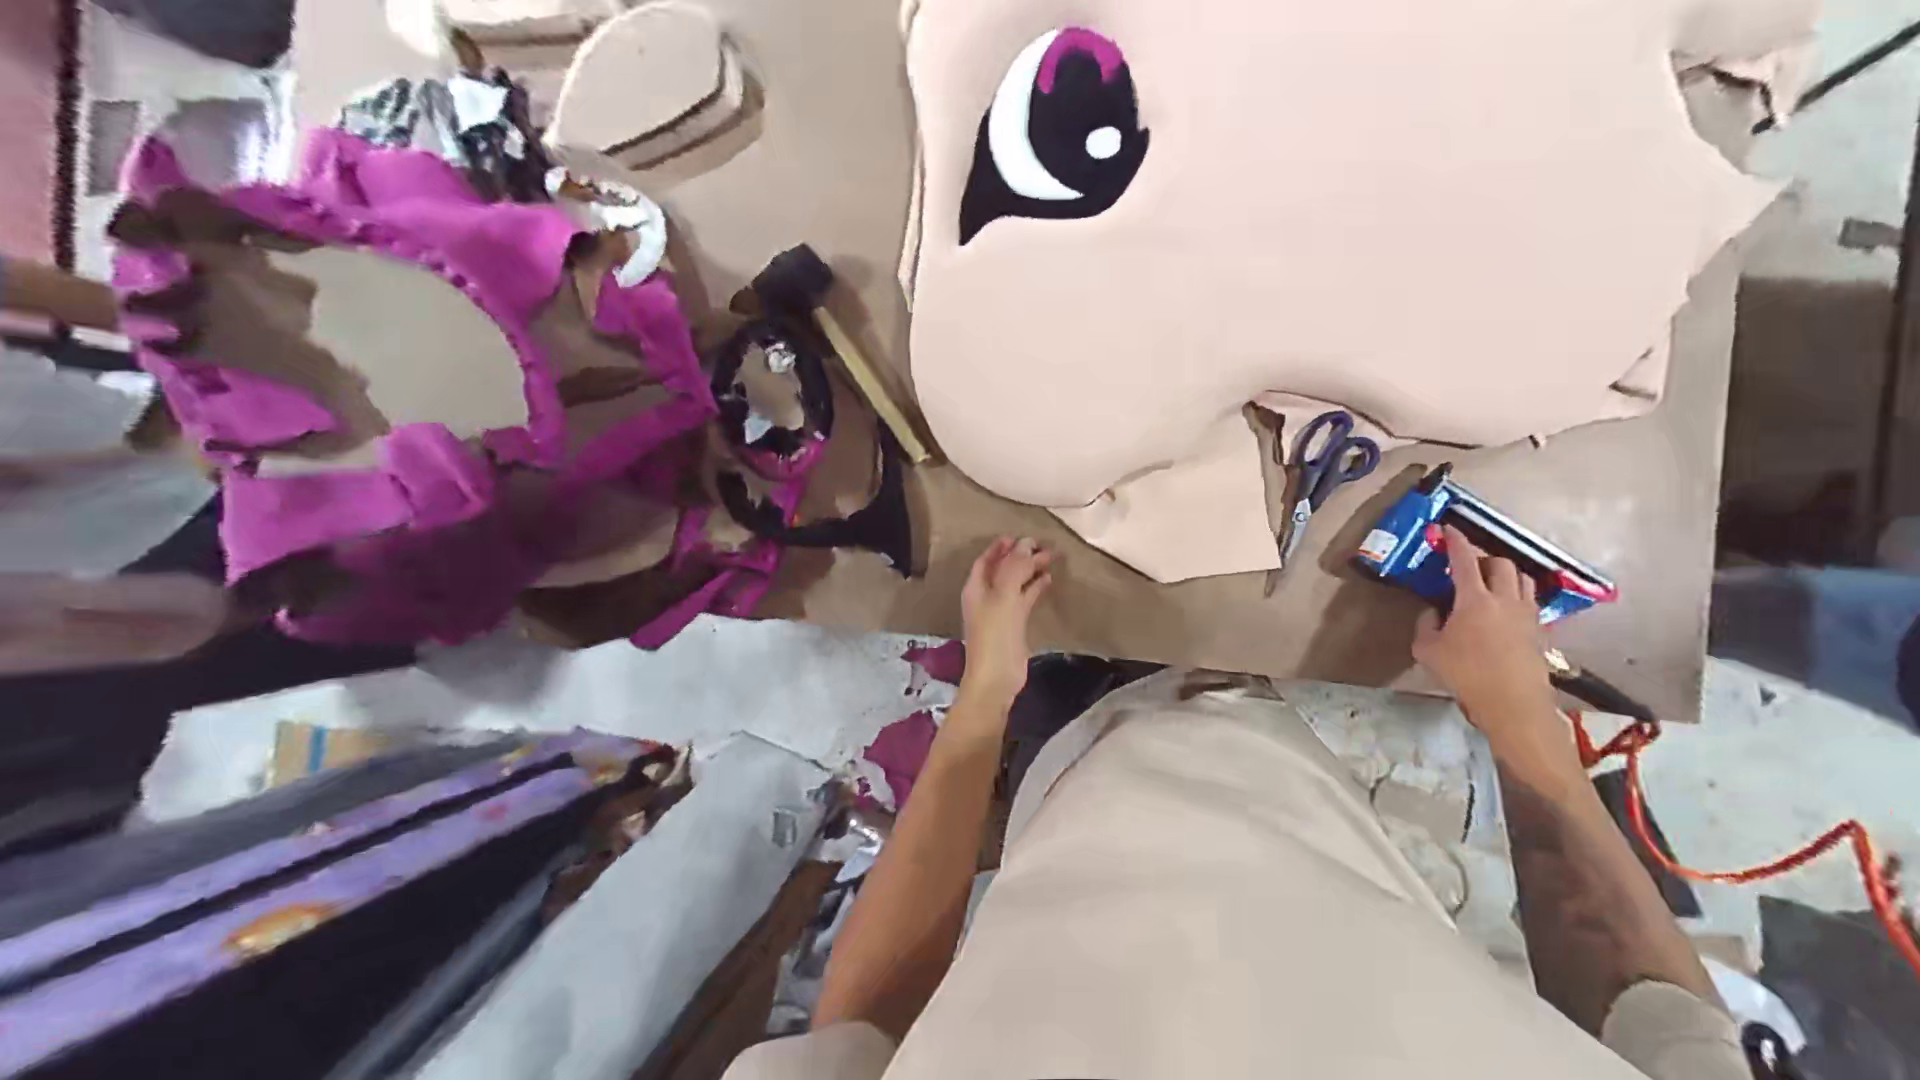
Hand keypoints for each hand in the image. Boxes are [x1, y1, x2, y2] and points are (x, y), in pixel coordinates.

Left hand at [959, 536, 1052, 706]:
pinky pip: (1024, 599)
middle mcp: (985, 597)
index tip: (1019, 535)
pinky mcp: (1014, 625)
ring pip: (1016, 583)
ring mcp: (1000, 611)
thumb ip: (1015, 568)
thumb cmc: (995, 634)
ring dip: (1030, 570)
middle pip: (1003, 569)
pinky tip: (1048, 579)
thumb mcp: (1004, 596)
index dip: (1001, 547)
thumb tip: (1027, 544)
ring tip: (1051, 557)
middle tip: (1043, 544)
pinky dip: (1035, 588)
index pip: (986, 560)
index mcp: (976, 588)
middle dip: (1021, 556)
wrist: (996, 678)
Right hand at [1413, 526, 1559, 754]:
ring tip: (1489, 583)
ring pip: (1522, 579)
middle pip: (1501, 563)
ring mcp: (1527, 615)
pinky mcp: (1540, 630)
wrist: (1512, 703)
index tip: (1448, 529)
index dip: (1456, 542)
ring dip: (1504, 575)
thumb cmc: (1464, 673)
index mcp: (1474, 600)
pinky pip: (1530, 602)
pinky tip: (1503, 610)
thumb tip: (1435, 611)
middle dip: (1484, 558)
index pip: (1465, 560)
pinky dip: (1516, 596)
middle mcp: (1505, 600)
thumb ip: (1427, 623)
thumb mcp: (1426, 648)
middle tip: (1467, 565)